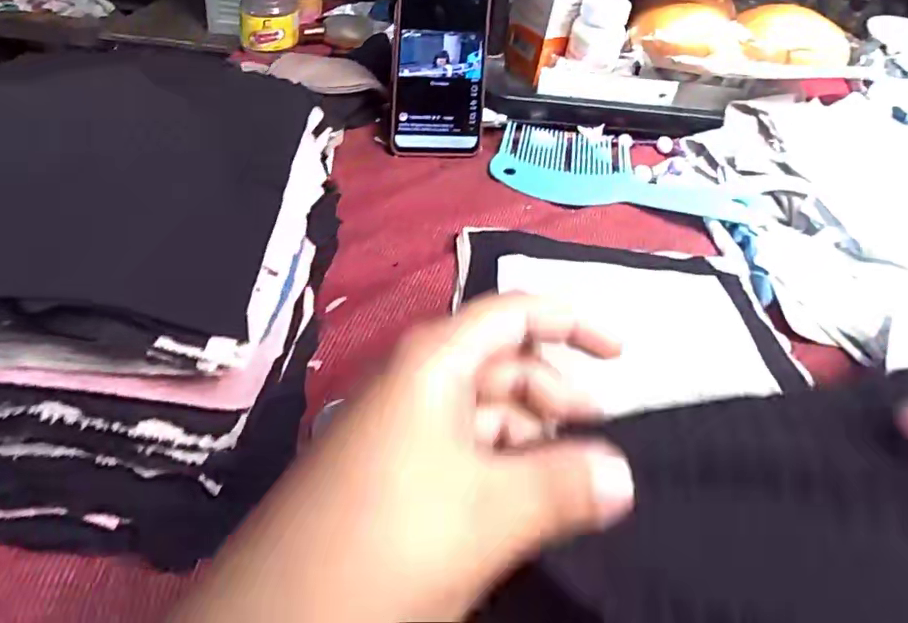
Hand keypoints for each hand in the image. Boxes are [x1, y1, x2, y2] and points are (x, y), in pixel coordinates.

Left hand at [173, 294, 634, 622]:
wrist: (283, 604)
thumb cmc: (392, 535)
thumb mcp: (490, 512)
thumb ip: (562, 485)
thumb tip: (622, 473)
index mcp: (436, 359)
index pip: (512, 314)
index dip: (570, 323)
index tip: (624, 354)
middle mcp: (417, 374)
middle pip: (501, 358)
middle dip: (555, 387)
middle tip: (601, 433)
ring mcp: (402, 416)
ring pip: (483, 404)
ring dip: (532, 429)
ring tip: (572, 473)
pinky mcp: (394, 459)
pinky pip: (461, 439)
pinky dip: (502, 457)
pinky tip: (525, 495)